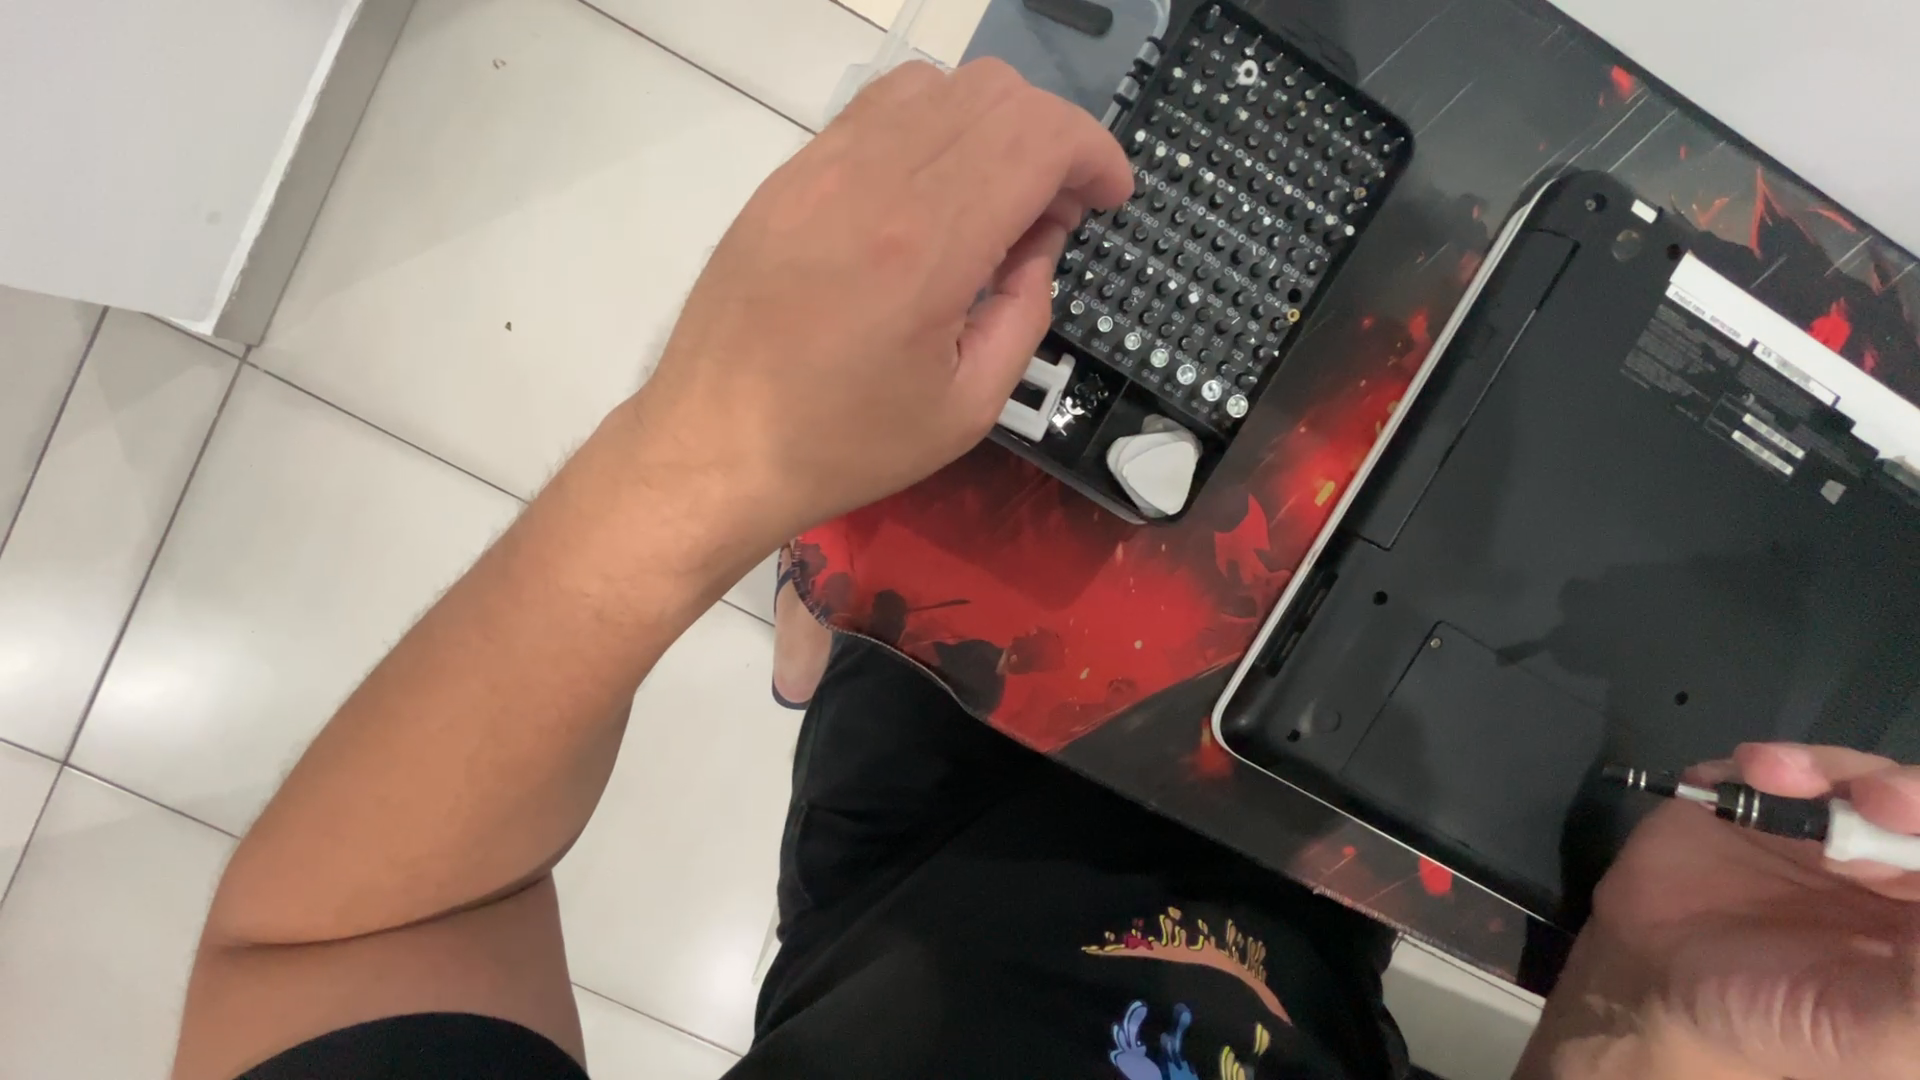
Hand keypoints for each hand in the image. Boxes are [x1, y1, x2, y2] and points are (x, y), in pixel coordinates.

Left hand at [624, 59, 1131, 546]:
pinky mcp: (786, 177)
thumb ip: (1023, 313)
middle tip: (1059, 208)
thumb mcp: (966, 408)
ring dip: (992, 126)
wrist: (719, 447)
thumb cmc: (847, 445)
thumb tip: (1039, 242)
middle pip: (995, 95)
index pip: (1038, 137)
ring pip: (936, 86)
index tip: (1110, 197)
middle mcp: (873, 181)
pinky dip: (931, 130)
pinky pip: (876, 111)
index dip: (1094, 153)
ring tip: (997, 197)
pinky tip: (933, 193)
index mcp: (928, 246)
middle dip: (1054, 137)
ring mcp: (819, 168)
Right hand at [1568, 743, 1919, 1079]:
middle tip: (1884, 801)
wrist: (1652, 987)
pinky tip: (1756, 771)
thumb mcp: (1889, 1029)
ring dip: (1837, 770)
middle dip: (1909, 794)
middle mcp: (1893, 871)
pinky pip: (1772, 767)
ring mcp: (1815, 832)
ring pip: (1858, 778)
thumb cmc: (1784, 1028)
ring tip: (1787, 778)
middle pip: (1917, 806)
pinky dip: (1774, 761)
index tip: (1912, 825)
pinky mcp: (1740, 802)